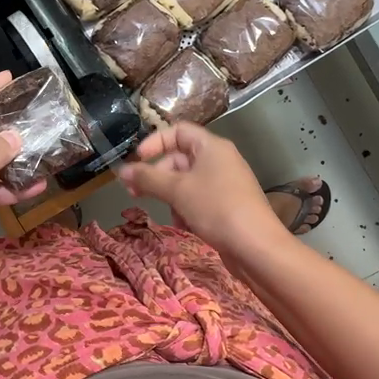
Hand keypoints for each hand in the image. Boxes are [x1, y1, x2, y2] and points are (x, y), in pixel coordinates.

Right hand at [118, 122, 276, 252]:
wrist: (257, 247)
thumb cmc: (216, 208)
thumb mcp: (176, 190)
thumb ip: (146, 178)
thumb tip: (121, 171)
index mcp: (211, 146)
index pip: (177, 131)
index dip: (154, 142)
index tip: (137, 160)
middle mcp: (219, 160)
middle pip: (179, 158)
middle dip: (157, 176)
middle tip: (136, 193)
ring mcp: (225, 183)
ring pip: (186, 182)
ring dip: (171, 196)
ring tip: (169, 214)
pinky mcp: (228, 205)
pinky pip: (198, 199)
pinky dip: (186, 208)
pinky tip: (184, 225)